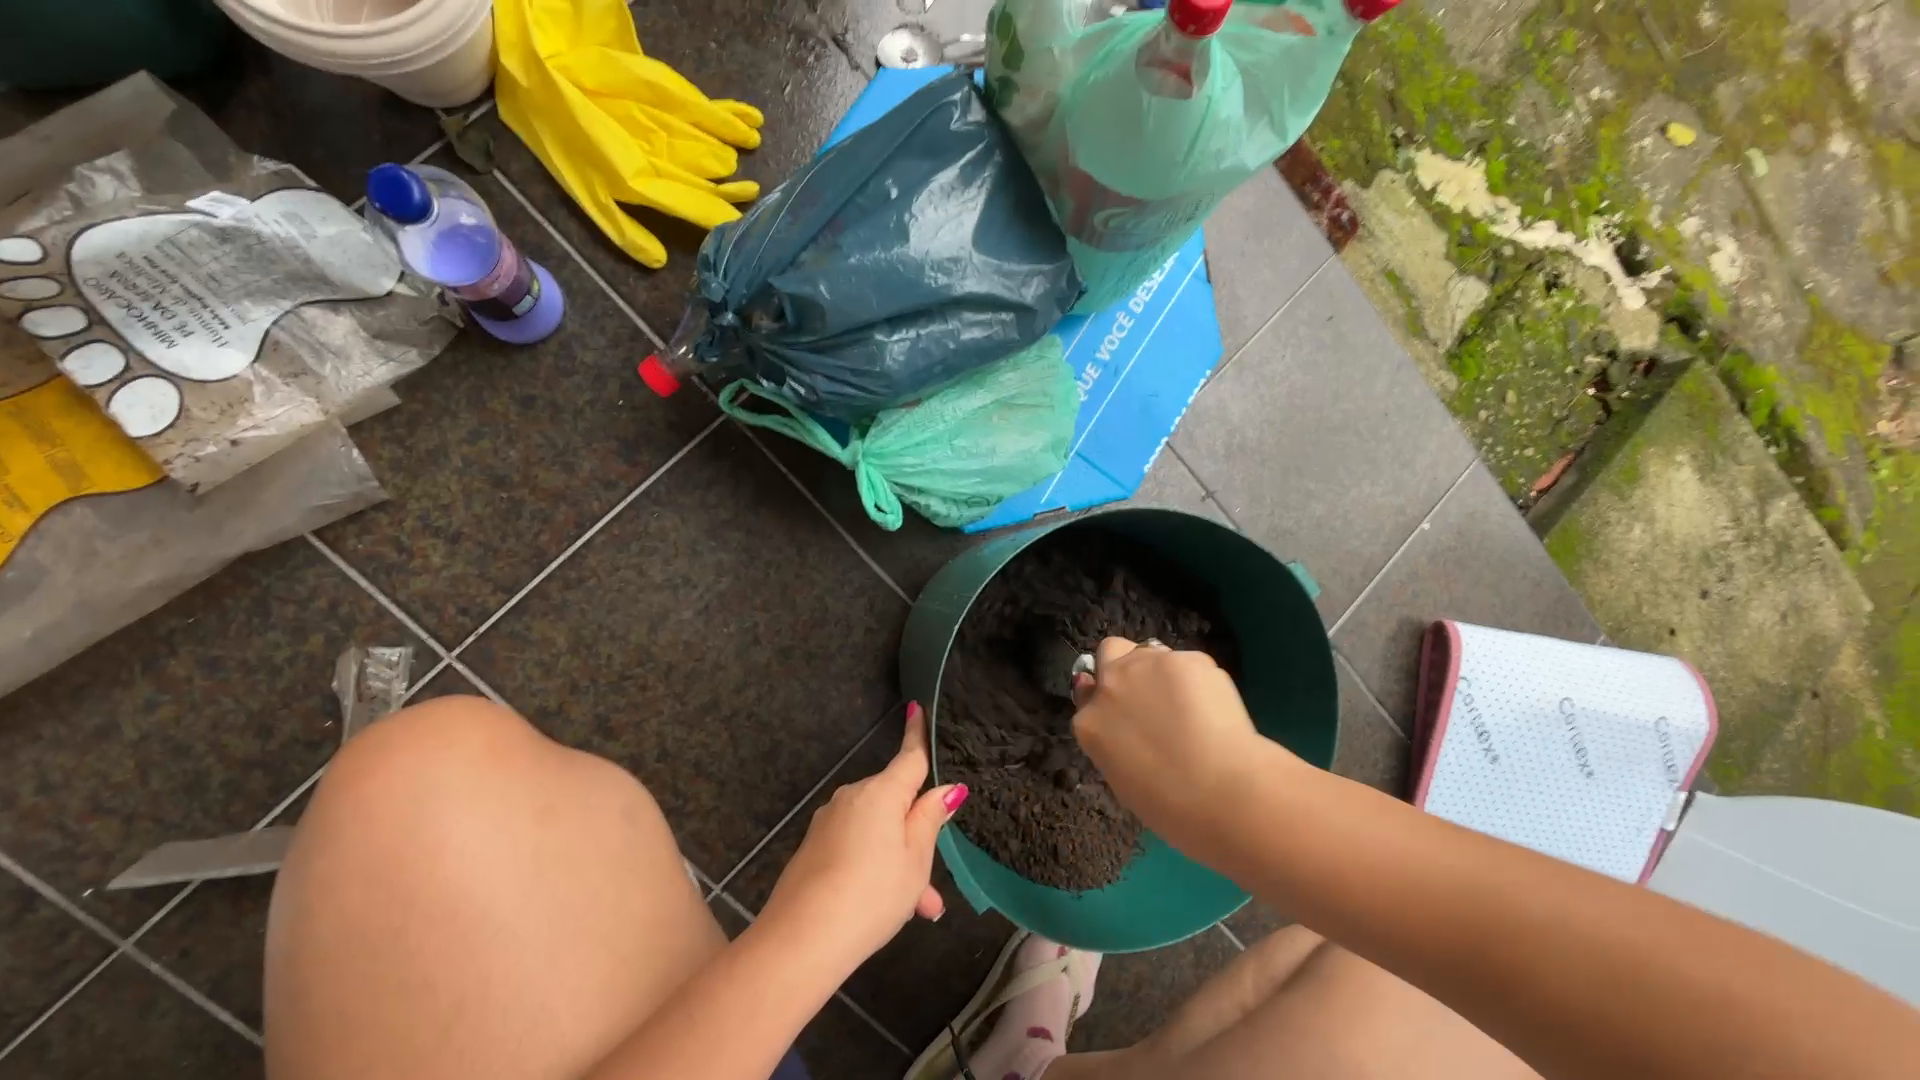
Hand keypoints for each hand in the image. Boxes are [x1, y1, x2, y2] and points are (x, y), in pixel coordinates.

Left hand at [760, 702, 966, 974]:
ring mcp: (829, 821)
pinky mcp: (814, 846)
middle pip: (895, 802)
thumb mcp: (914, 860)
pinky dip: (874, 868)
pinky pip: (856, 847)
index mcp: (882, 792)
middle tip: (933, 882)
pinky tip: (885, 909)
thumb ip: (929, 819)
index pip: (909, 756)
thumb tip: (946, 789)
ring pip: (877, 832)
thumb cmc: (871, 894)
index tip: (917, 706)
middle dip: (916, 831)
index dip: (917, 734)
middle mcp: (852, 797)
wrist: (801, 939)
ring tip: (917, 908)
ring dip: (898, 860)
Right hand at [1072, 637, 1293, 846]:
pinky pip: (1190, 663)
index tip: (1129, 714)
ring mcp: (1149, 665)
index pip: (1089, 694)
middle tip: (1152, 694)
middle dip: (1125, 664)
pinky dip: (1199, 681)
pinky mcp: (1188, 658)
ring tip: (1193, 708)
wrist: (1221, 791)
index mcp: (1090, 723)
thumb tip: (1126, 725)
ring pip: (1153, 653)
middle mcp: (1112, 684)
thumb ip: (1114, 741)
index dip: (1110, 701)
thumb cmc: (1170, 806)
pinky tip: (1215, 709)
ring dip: (1165, 673)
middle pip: (1111, 650)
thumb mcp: (1122, 778)